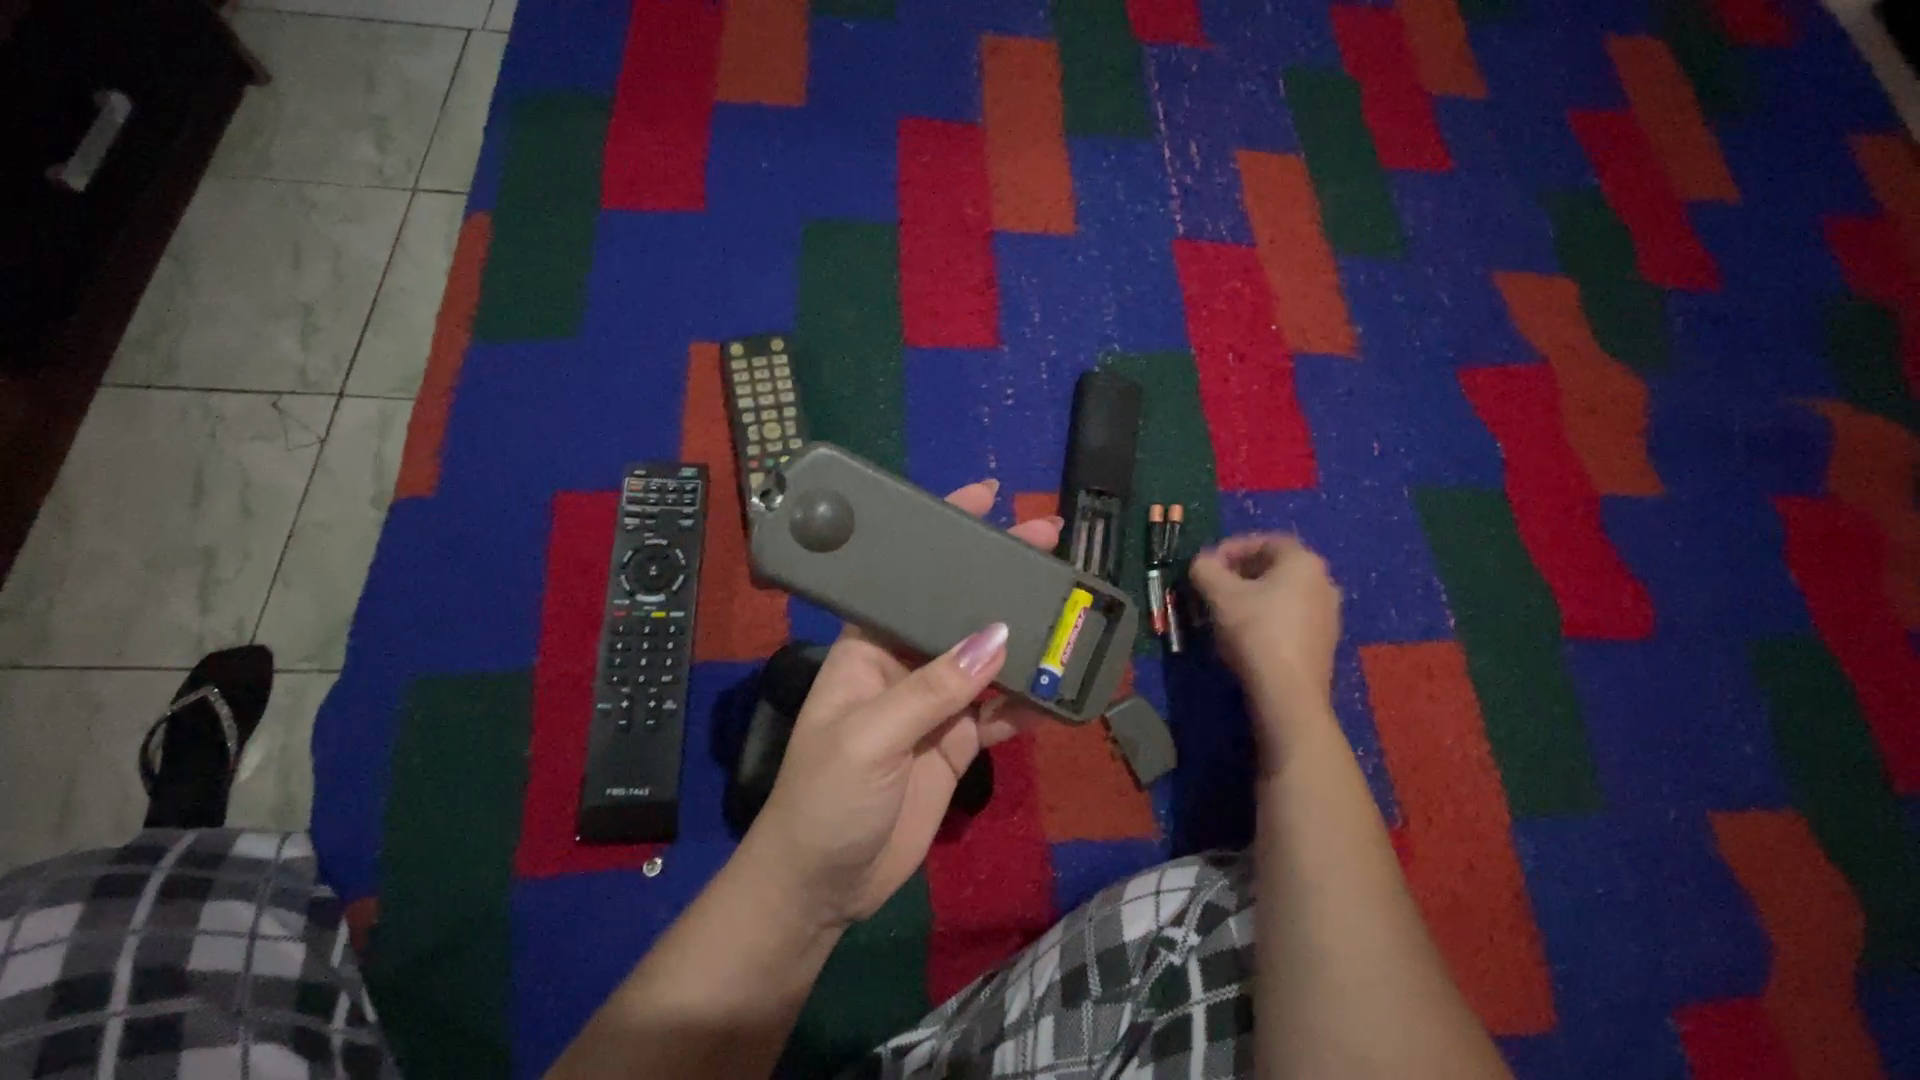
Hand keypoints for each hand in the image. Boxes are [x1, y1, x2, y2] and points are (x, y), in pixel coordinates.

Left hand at [740, 480, 1061, 928]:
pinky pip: (1000, 712)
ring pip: (987, 661)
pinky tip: (1064, 687)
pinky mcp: (958, 744)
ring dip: (1025, 640)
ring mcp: (935, 706)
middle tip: (1052, 547)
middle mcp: (904, 667)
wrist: (826, 884)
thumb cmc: (826, 800)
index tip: (985, 502)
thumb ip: (932, 688)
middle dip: (998, 581)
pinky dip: (1031, 702)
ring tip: (1073, 610)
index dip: (941, 542)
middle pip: (957, 615)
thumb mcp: (869, 737)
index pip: (906, 582)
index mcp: (866, 649)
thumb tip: (996, 637)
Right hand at [1188, 533, 1341, 709]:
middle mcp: (1323, 581)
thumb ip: (1205, 569)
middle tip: (1212, 588)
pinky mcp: (1323, 642)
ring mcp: (1328, 614)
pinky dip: (1266, 619)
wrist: (1288, 691)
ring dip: (1252, 598)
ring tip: (1224, 613)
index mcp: (1303, 561)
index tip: (1207, 564)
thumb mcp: (1219, 594)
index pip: (1266, 541)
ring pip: (1282, 595)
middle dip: (1240, 574)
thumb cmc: (1255, 631)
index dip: (1232, 548)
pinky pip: (1290, 618)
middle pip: (1275, 568)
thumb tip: (1202, 562)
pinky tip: (1245, 636)